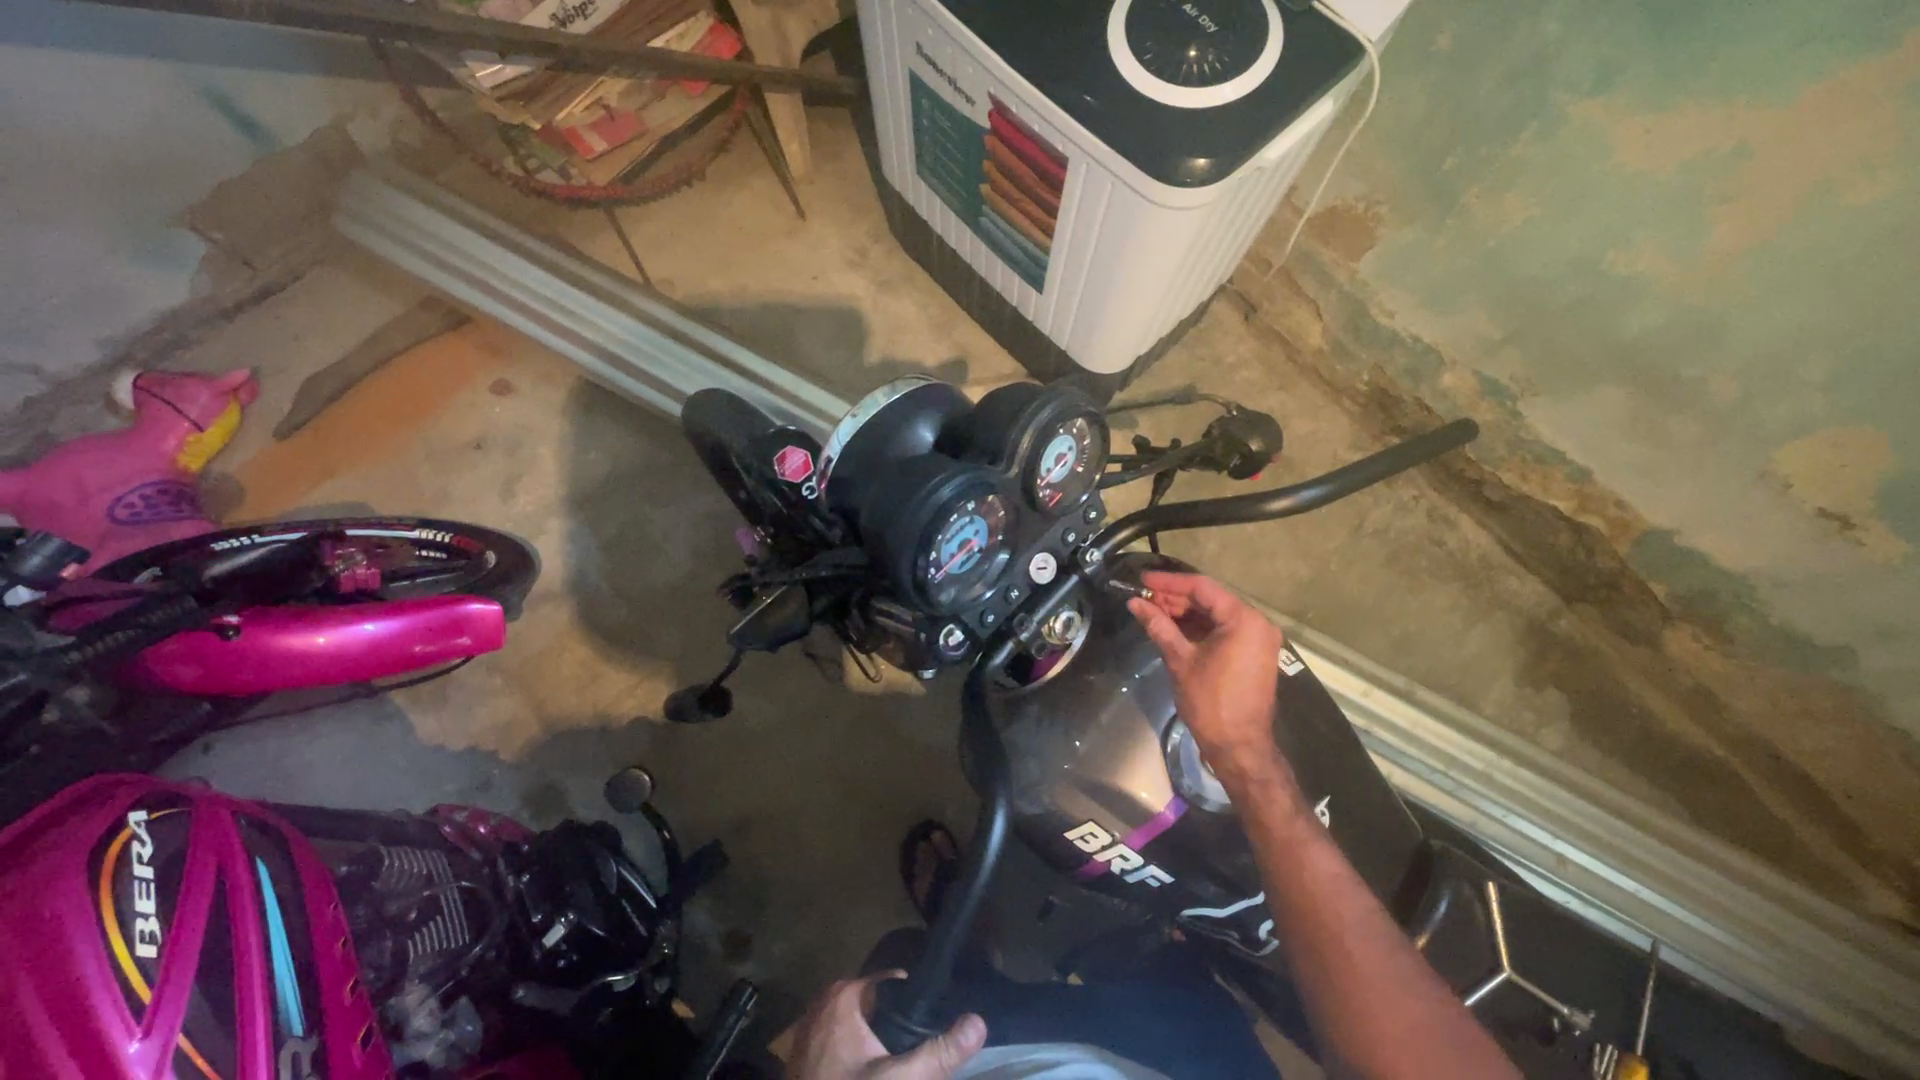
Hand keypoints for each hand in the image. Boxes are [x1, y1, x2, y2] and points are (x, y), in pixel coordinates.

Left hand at [788, 972, 987, 1079]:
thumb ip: (938, 1052)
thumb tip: (978, 1023)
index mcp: (845, 995)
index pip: (896, 984)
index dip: (920, 1004)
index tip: (937, 1026)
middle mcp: (826, 1002)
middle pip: (880, 1006)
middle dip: (902, 1030)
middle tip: (919, 1057)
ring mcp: (814, 1028)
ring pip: (865, 1028)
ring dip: (884, 1046)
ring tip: (902, 1067)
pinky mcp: (810, 1054)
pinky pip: (847, 1046)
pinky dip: (863, 1058)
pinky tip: (876, 1073)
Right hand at [1127, 572, 1288, 783]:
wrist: (1239, 746)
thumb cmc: (1210, 703)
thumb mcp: (1180, 660)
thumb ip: (1159, 626)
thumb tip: (1135, 604)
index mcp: (1244, 620)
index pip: (1202, 588)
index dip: (1169, 583)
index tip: (1142, 581)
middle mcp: (1257, 623)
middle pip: (1211, 599)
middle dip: (1176, 598)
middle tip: (1144, 599)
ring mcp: (1258, 639)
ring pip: (1216, 615)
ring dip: (1186, 613)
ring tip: (1153, 612)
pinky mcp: (1254, 653)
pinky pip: (1225, 630)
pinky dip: (1200, 628)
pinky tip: (1173, 628)